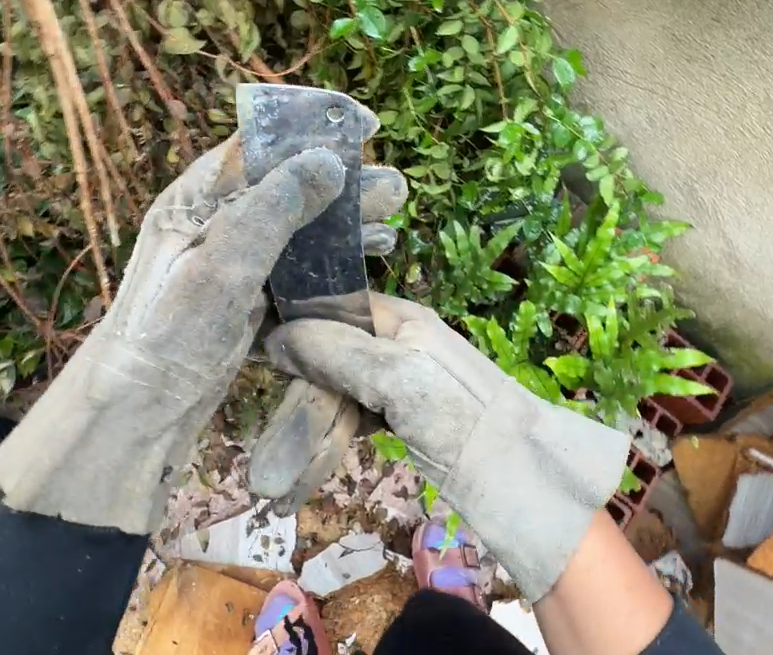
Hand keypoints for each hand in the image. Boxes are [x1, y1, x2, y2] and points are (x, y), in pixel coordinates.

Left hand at [0, 135, 403, 533]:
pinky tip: (371, 257)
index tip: (365, 126)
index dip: (314, 126)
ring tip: (390, 220)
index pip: (261, 141)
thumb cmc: (167, 333)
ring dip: (347, 219)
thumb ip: (273, 210)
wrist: (138, 411)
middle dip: (345, 180)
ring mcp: (237, 256)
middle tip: (392, 188)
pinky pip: (301, 262)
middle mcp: (220, 218)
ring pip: (302, 223)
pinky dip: (336, 258)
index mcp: (199, 196)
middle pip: (292, 182)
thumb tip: (327, 161)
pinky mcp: (251, 291)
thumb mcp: (221, 265)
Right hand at [266, 293, 628, 599]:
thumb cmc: (452, 406)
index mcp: (401, 316)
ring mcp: (401, 382)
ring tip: (278, 452)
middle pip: (335, 347)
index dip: (300, 318)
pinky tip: (311, 454)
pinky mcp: (402, 417)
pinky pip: (356, 414)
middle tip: (269, 406)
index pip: (337, 303)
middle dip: (302, 375)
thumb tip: (277, 337)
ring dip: (313, 412)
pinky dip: (334, 431)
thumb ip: (336, 351)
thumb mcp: (391, 371)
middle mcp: (399, 341)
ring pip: (341, 385)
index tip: (258, 340)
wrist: (514, 469)